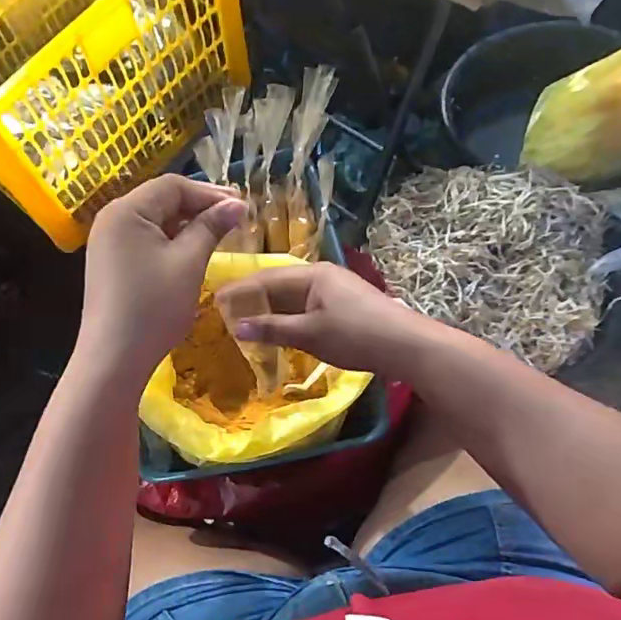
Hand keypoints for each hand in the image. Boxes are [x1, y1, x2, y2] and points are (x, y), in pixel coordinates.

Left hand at [78, 175, 244, 374]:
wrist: (114, 357)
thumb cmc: (154, 307)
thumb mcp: (189, 263)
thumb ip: (211, 228)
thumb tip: (236, 205)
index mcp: (126, 211)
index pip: (173, 186)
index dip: (210, 193)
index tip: (242, 207)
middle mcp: (112, 219)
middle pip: (161, 200)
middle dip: (199, 208)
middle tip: (235, 220)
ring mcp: (107, 243)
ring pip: (154, 222)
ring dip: (187, 226)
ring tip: (219, 236)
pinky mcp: (110, 265)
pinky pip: (145, 242)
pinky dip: (171, 243)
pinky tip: (192, 254)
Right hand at [224, 262, 440, 376]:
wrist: (406, 345)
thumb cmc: (356, 335)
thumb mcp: (310, 334)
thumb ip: (274, 329)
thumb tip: (239, 327)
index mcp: (312, 275)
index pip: (266, 279)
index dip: (239, 290)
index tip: (214, 301)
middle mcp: (322, 276)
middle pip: (279, 286)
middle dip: (253, 300)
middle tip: (226, 315)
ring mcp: (336, 291)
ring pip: (294, 299)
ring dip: (271, 312)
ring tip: (247, 325)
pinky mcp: (345, 307)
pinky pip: (307, 309)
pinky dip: (289, 320)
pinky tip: (280, 332)